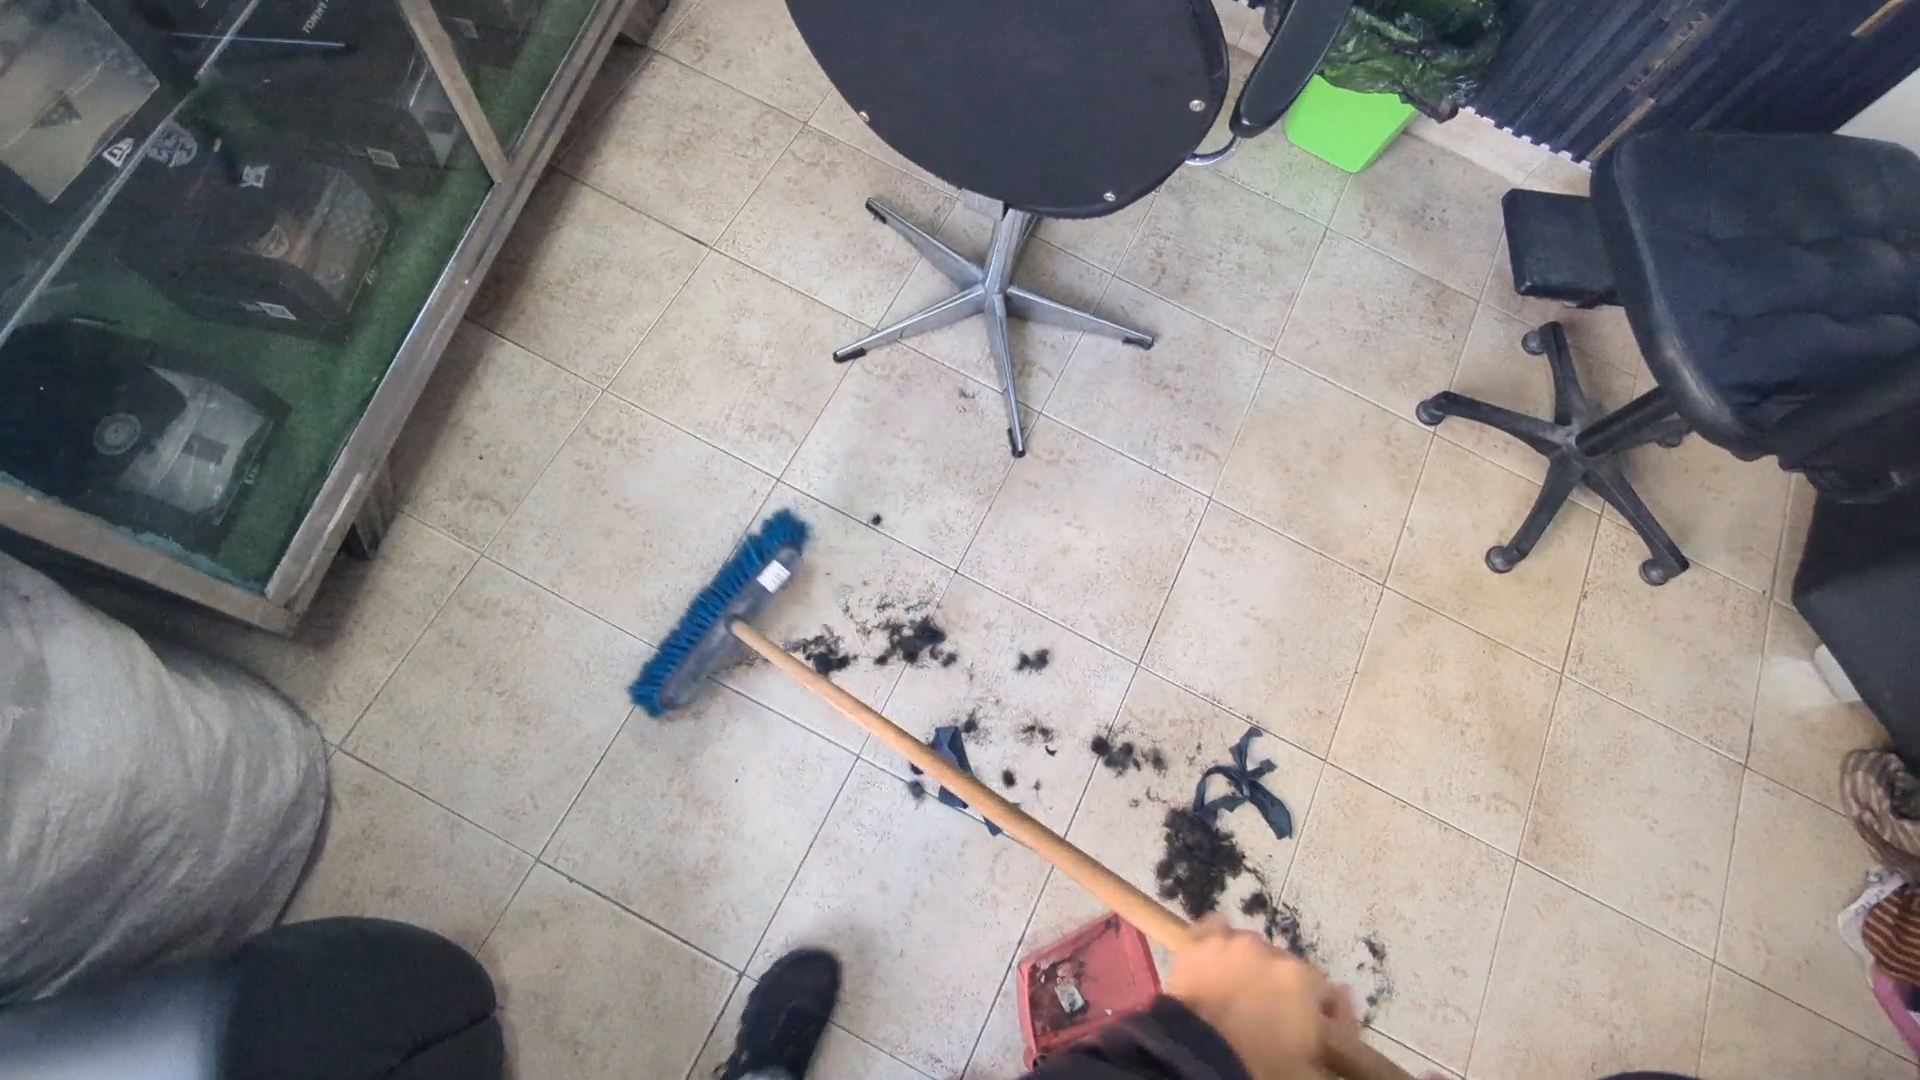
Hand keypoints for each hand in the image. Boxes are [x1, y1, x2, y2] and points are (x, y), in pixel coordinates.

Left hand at [1164, 916, 1329, 1079]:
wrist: (1200, 1056)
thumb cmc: (1263, 1066)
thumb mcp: (1313, 1064)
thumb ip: (1342, 1027)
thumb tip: (1346, 993)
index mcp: (1301, 979)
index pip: (1321, 988)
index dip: (1316, 1009)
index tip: (1307, 1029)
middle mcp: (1268, 951)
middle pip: (1283, 966)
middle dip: (1280, 988)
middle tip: (1269, 1016)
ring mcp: (1230, 941)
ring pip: (1250, 948)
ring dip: (1251, 966)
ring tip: (1239, 994)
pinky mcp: (1198, 941)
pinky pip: (1214, 928)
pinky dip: (1219, 941)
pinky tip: (1217, 958)